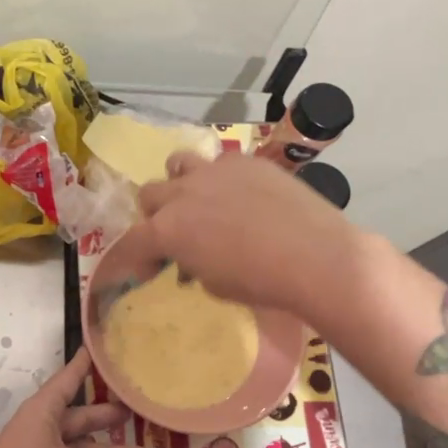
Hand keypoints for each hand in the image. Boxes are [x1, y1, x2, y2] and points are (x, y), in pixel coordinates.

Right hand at [131, 150, 371, 319]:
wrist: (315, 256)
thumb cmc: (261, 282)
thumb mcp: (216, 286)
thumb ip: (194, 266)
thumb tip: (194, 259)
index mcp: (167, 231)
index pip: (132, 241)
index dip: (133, 258)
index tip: (146, 270)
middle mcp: (182, 195)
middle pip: (149, 194)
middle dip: (155, 214)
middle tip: (176, 233)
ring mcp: (213, 171)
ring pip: (178, 163)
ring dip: (180, 181)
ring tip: (199, 199)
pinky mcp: (246, 161)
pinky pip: (221, 163)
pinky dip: (223, 179)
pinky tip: (245, 197)